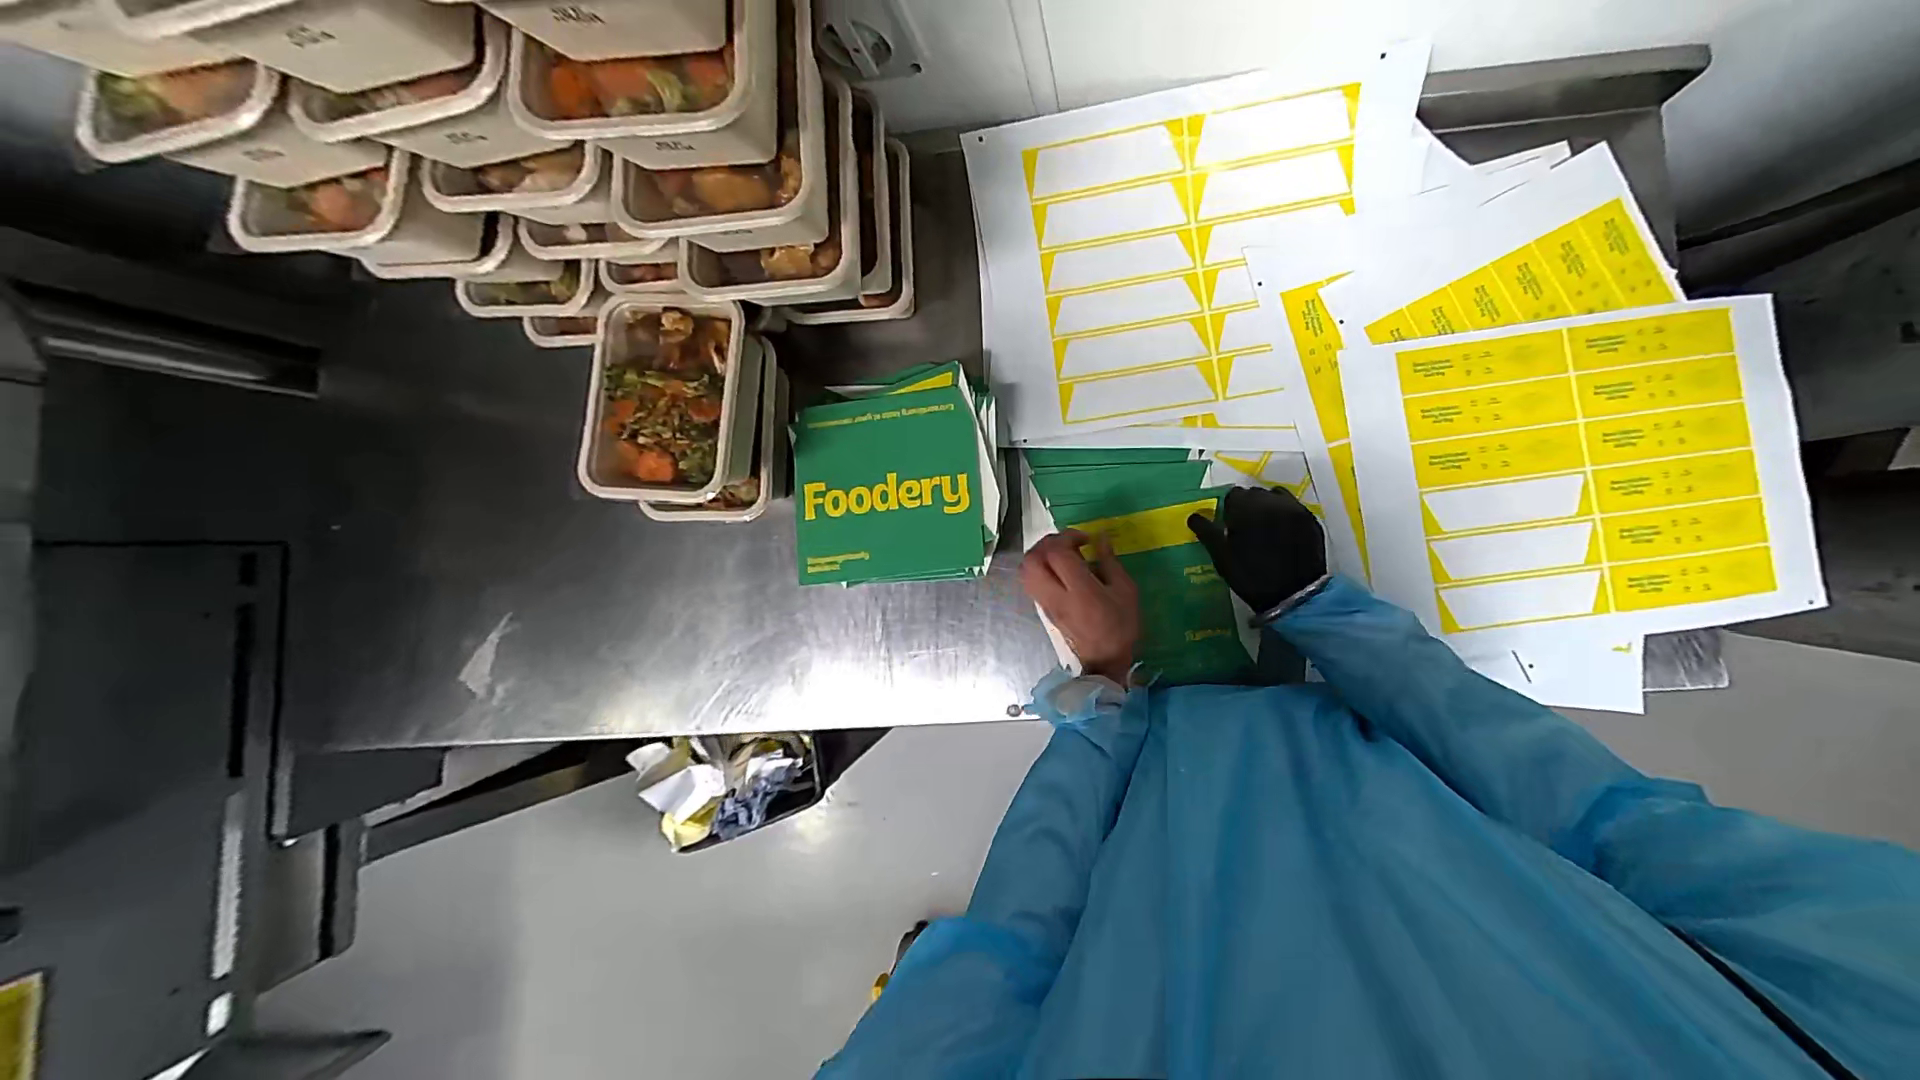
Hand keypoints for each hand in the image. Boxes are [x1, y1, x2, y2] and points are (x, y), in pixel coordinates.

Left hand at [1019, 530, 1139, 684]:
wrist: (1105, 659)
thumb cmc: (1121, 624)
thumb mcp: (1125, 590)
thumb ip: (1109, 561)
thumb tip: (1100, 537)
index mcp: (1079, 590)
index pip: (1056, 554)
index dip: (1066, 537)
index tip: (1084, 539)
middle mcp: (1056, 595)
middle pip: (1032, 559)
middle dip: (1048, 543)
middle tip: (1069, 543)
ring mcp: (1045, 602)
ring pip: (1026, 570)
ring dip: (1039, 554)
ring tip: (1061, 554)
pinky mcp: (1042, 608)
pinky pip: (1030, 581)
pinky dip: (1038, 567)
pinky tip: (1058, 570)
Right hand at [1187, 487, 1326, 612]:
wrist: (1294, 595)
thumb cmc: (1251, 576)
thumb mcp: (1222, 557)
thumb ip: (1207, 532)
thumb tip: (1193, 516)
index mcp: (1247, 508)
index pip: (1233, 494)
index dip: (1229, 509)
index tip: (1228, 524)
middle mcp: (1272, 501)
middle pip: (1255, 493)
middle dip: (1248, 506)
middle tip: (1245, 528)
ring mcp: (1295, 509)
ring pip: (1276, 497)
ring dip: (1267, 507)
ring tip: (1266, 528)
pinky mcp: (1311, 520)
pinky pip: (1293, 508)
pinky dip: (1285, 515)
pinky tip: (1283, 533)